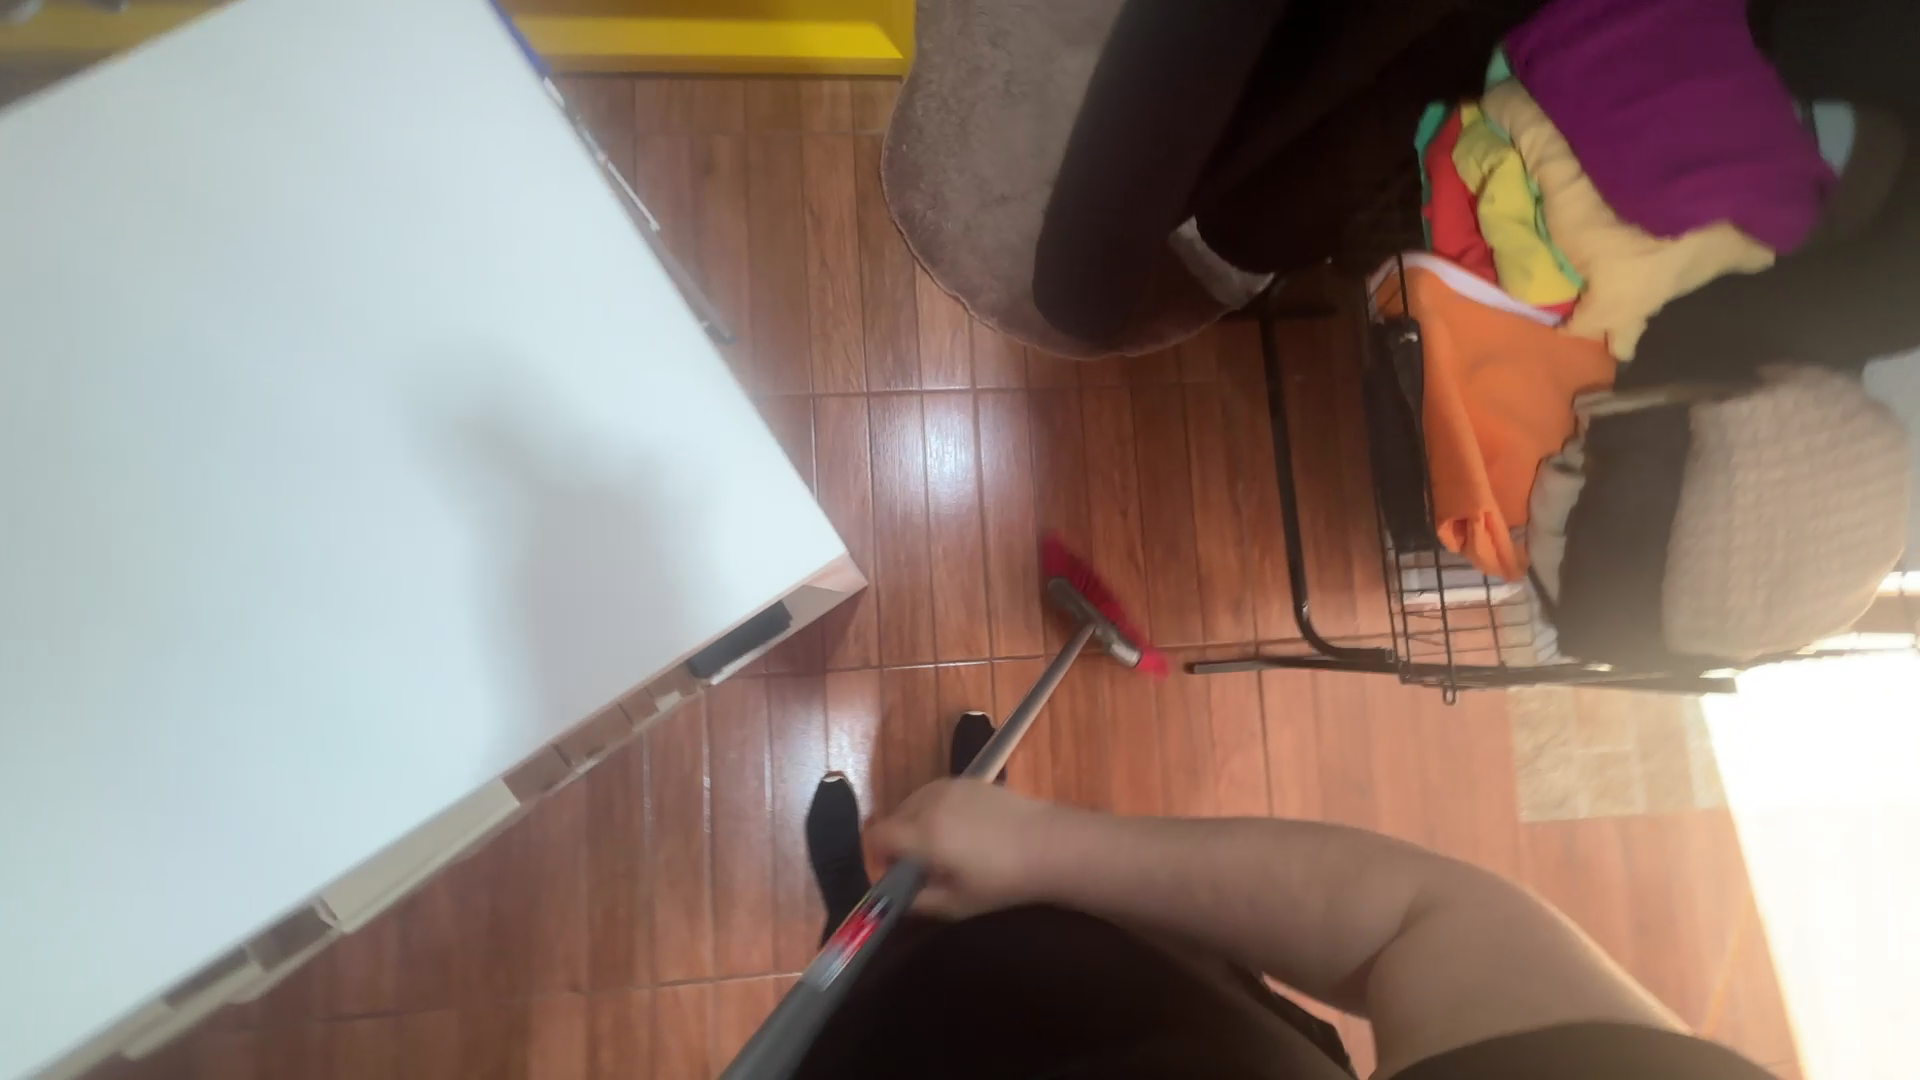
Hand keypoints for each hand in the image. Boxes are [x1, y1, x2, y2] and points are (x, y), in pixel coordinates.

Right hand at [864, 779, 1072, 918]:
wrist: (1046, 844)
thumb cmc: (1001, 881)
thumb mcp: (957, 904)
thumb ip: (919, 901)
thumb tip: (898, 897)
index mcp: (923, 834)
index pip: (877, 835)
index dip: (878, 855)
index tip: (894, 873)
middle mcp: (929, 802)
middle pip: (893, 816)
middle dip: (897, 839)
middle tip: (919, 864)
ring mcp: (949, 786)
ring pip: (913, 801)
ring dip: (914, 822)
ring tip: (940, 845)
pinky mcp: (968, 780)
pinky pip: (935, 792)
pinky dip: (934, 808)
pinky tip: (959, 827)